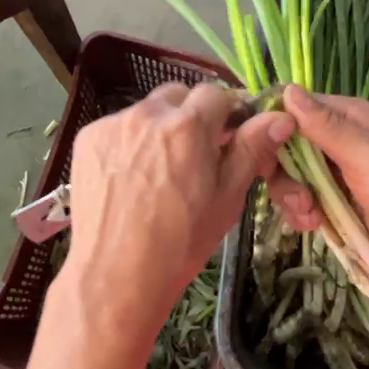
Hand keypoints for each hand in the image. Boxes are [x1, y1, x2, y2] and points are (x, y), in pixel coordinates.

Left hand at [62, 82, 294, 336]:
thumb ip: (251, 149)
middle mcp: (148, 113)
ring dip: (158, 129)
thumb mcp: (227, 198)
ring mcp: (113, 123)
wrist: (116, 274)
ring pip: (146, 112)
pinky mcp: (88, 137)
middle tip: (193, 156)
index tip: (227, 137)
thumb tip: (280, 117)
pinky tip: (128, 178)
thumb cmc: (181, 241)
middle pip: (178, 96)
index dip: (225, 114)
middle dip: (189, 116)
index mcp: (188, 125)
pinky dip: (128, 143)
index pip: (215, 94)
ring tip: (157, 173)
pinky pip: (117, 128)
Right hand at [266, 85, 368, 280]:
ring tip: (309, 216)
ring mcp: (335, 169)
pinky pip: (303, 196)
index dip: (272, 128)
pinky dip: (301, 211)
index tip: (264, 156)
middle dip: (282, 171)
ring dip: (292, 195)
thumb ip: (327, 126)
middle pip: (284, 143)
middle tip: (299, 198)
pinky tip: (313, 225)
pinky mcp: (335, 197)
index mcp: (347, 116)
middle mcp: (337, 136)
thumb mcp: (367, 156)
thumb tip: (287, 89)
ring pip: (290, 172)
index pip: (292, 107)